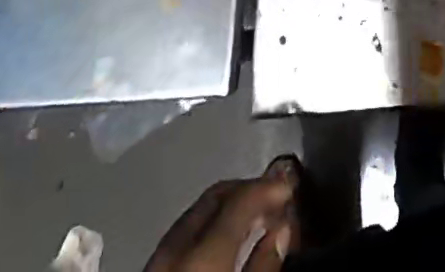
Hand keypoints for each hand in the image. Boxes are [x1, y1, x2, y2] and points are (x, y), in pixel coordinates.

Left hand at [144, 157, 298, 271]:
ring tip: (258, 212)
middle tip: (278, 193)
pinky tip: (227, 232)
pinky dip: (212, 221)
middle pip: (217, 194)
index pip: (240, 198)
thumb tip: (283, 229)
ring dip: (231, 203)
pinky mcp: (153, 260)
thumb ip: (263, 263)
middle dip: (249, 188)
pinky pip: (187, 228)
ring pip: (200, 208)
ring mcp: (160, 249)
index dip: (270, 185)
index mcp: (204, 246)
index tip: (291, 181)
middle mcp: (178, 238)